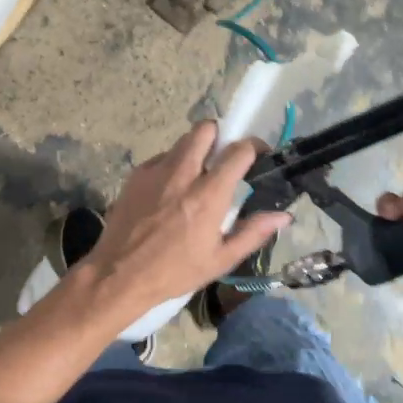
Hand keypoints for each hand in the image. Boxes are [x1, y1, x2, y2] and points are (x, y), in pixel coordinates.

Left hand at [79, 121, 292, 316]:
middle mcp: (182, 173)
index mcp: (208, 195)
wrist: (120, 273)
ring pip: (181, 141)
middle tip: (223, 157)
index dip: (253, 146)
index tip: (258, 154)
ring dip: (195, 149)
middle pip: (204, 130)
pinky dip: (172, 164)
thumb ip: (253, 233)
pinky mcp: (136, 174)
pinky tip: (171, 190)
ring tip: (197, 176)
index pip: (237, 151)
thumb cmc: (175, 271)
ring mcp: (156, 170)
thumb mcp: (220, 259)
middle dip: (219, 136)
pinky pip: (161, 158)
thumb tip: (283, 215)